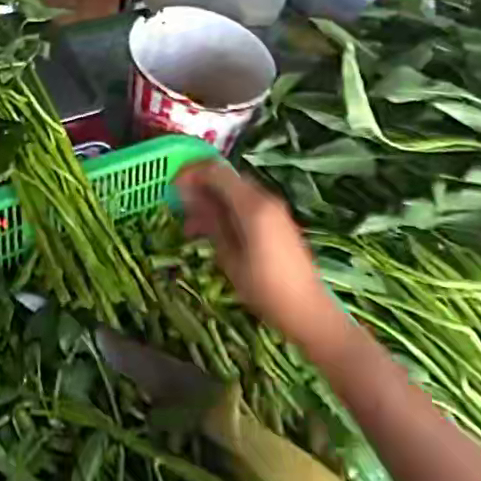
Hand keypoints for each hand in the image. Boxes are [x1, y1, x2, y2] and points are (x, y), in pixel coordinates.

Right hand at [175, 162, 347, 353]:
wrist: (308, 310)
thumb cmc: (265, 288)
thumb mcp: (230, 257)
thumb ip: (210, 221)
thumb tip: (188, 195)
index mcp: (252, 204)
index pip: (216, 171)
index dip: (191, 173)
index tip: (172, 187)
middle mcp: (264, 197)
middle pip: (226, 177)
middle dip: (201, 187)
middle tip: (179, 206)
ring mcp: (274, 207)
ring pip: (235, 190)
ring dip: (213, 200)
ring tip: (192, 225)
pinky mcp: (278, 219)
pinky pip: (247, 202)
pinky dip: (228, 208)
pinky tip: (215, 231)